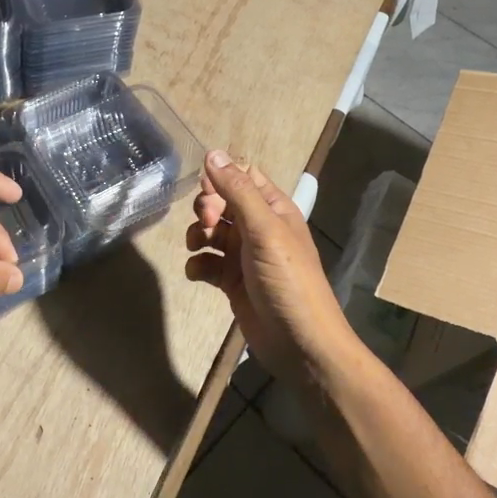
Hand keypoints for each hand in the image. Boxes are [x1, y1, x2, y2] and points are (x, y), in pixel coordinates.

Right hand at [186, 150, 353, 381]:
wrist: (300, 344)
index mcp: (274, 209)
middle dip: (206, 209)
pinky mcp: (232, 282)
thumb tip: (212, 153)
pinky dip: (198, 265)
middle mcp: (259, 228)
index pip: (243, 176)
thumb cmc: (288, 280)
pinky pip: (207, 263)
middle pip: (221, 202)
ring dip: (197, 235)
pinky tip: (198, 273)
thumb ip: (238, 191)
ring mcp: (244, 256)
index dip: (221, 178)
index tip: (207, 190)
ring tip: (196, 248)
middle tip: (205, 224)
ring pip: (211, 232)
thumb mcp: (265, 230)